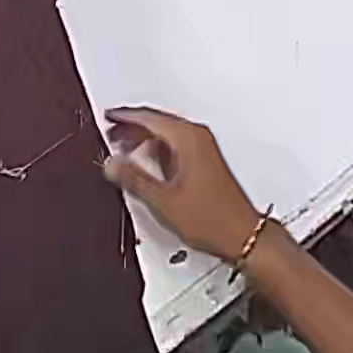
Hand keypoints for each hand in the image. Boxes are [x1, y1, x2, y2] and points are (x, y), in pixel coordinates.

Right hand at [102, 107, 261, 260]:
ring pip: (166, 133)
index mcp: (187, 137)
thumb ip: (134, 179)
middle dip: (132, 127)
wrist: (243, 236)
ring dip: (144, 138)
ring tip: (123, 147)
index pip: (149, 117)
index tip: (109, 116)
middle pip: (158, 122)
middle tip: (111, 131)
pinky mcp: (204, 159)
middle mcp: (196, 136)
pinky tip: (145, 162)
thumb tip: (112, 165)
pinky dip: (157, 148)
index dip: (125, 116)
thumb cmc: (213, 218)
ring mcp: (202, 147)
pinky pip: (175, 144)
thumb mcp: (163, 201)